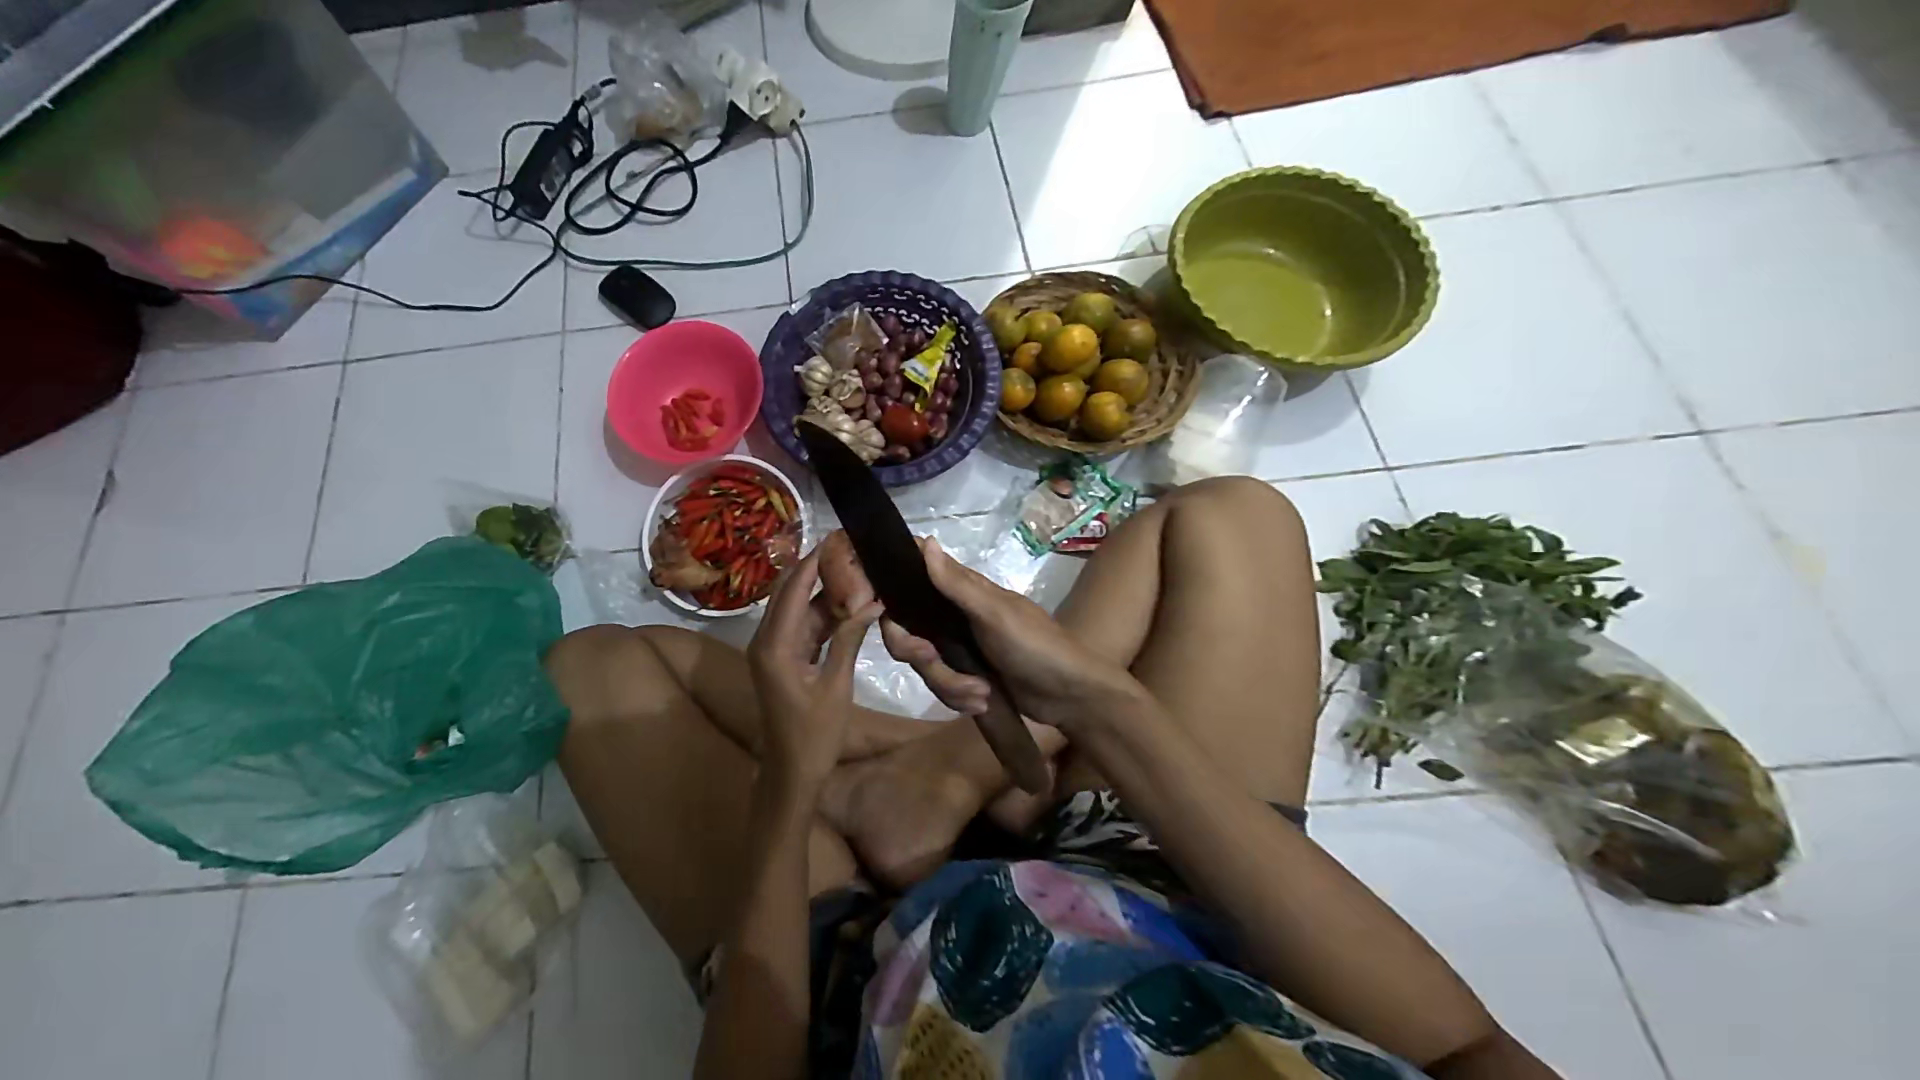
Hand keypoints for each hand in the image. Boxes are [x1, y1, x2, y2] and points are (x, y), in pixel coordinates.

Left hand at [748, 551, 884, 786]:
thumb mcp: (837, 684)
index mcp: (774, 645)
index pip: (792, 589)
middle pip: (791, 593)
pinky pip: (804, 627)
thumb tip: (873, 600)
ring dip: (826, 592)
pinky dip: (825, 615)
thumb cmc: (813, 734)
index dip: (814, 561)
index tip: (839, 537)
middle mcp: (767, 640)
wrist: (792, 773)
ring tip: (858, 570)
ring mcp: (774, 650)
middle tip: (852, 549)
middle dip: (820, 569)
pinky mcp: (785, 659)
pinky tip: (851, 603)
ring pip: (800, 609)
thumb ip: (850, 638)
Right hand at [888, 538, 1137, 730]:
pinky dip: (962, 699)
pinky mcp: (968, 678)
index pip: (913, 584)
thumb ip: (957, 585)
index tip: (876, 611)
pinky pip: (944, 689)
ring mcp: (961, 651)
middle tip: (932, 660)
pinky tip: (984, 703)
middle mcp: (956, 618)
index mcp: (964, 593)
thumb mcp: (996, 614)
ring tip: (981, 694)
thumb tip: (924, 541)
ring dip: (951, 686)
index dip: (891, 598)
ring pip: (927, 668)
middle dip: (921, 656)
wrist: (1071, 697)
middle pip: (909, 635)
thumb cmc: (1038, 646)